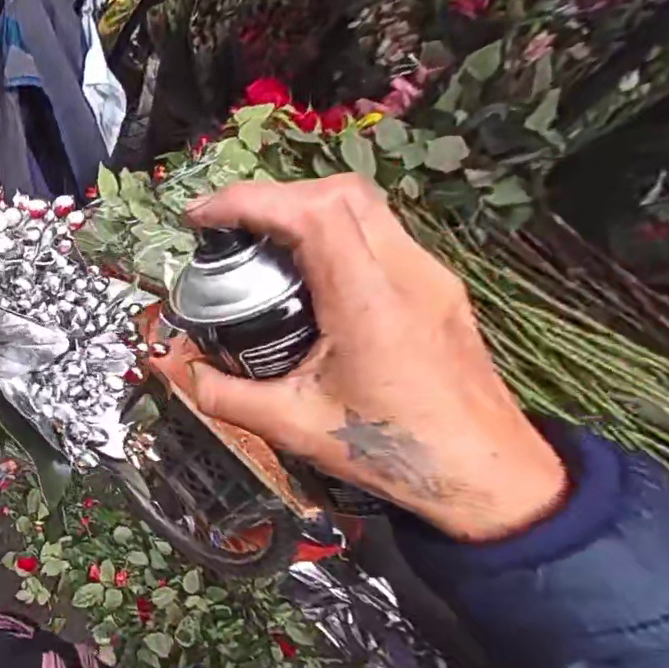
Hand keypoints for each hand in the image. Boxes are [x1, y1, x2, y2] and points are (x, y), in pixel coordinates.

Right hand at [176, 175, 565, 542]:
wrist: (487, 475)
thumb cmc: (396, 452)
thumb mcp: (296, 427)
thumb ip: (227, 397)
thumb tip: (181, 369)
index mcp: (370, 302)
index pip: (311, 213)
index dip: (249, 200)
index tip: (203, 216)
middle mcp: (406, 272)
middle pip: (338, 192)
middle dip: (273, 197)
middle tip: (229, 228)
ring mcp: (429, 274)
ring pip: (363, 205)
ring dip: (306, 208)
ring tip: (263, 242)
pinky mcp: (436, 285)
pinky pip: (380, 233)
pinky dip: (335, 231)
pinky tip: (310, 272)